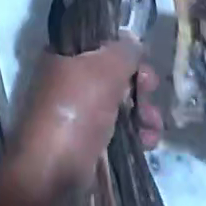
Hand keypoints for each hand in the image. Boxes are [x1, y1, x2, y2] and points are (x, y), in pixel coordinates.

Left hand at [9, 38, 161, 184]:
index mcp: (65, 51)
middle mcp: (72, 74)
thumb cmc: (75, 108)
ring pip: (122, 100)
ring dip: (144, 111)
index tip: (143, 60)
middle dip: (140, 83)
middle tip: (150, 93)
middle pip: (115, 71)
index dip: (124, 48)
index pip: (100, 40)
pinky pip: (121, 126)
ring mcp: (81, 106)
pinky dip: (138, 131)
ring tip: (152, 126)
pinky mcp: (91, 135)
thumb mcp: (102, 72)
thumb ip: (122, 52)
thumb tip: (133, 38)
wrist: (53, 166)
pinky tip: (149, 142)